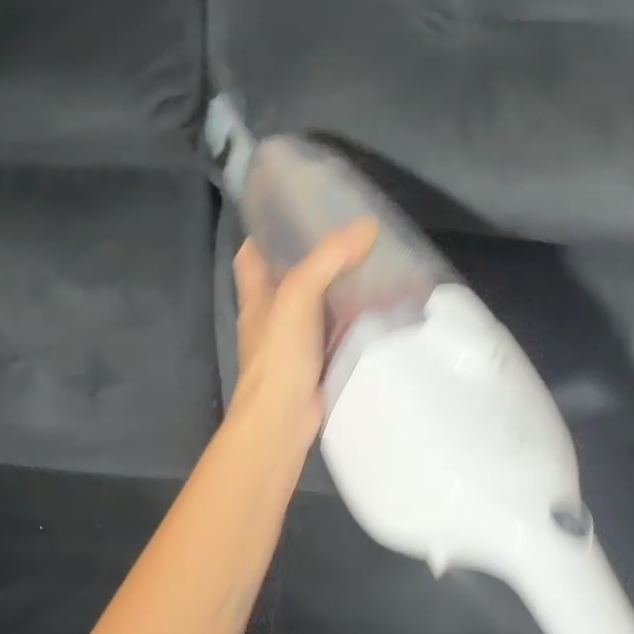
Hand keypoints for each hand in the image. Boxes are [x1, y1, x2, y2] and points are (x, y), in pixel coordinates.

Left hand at [226, 218, 377, 449]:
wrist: (283, 419)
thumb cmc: (279, 354)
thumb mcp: (298, 295)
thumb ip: (328, 259)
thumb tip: (366, 224)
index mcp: (257, 297)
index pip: (251, 256)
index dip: (268, 234)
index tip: (296, 214)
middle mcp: (273, 317)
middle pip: (291, 279)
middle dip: (317, 259)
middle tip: (351, 237)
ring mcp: (295, 343)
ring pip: (319, 307)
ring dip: (341, 290)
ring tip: (375, 265)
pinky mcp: (318, 363)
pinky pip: (339, 334)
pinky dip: (357, 321)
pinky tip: (382, 309)